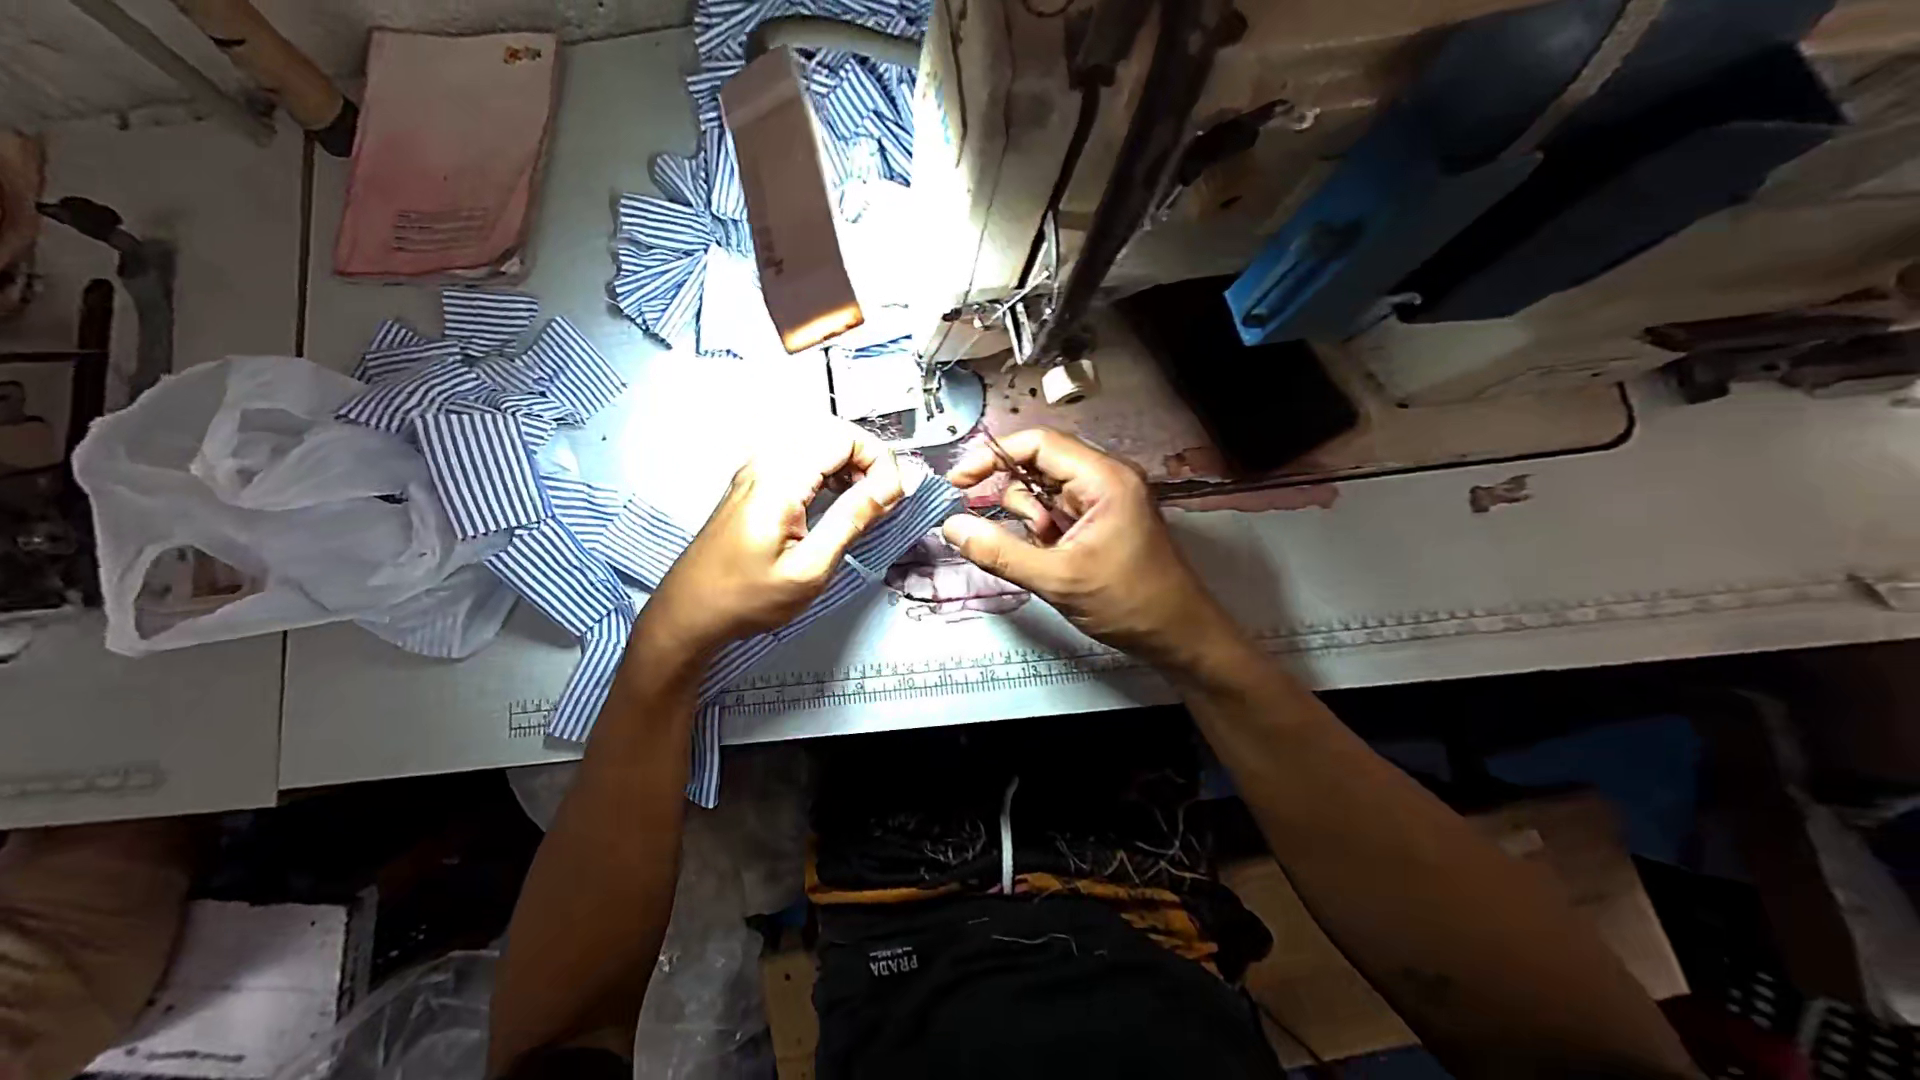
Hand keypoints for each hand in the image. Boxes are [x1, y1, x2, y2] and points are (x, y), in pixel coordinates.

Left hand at [640, 419, 903, 667]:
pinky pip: (801, 458)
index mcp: (778, 479)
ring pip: (818, 442)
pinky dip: (829, 471)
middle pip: (832, 432)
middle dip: (867, 459)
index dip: (879, 460)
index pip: (843, 437)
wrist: (690, 612)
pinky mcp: (755, 483)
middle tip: (883, 499)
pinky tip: (838, 501)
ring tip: (865, 503)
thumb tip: (892, 486)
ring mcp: (756, 470)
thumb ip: (853, 520)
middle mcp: (765, 463)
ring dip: (850, 464)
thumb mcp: (810, 568)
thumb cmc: (745, 599)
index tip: (893, 496)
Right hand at [941, 428, 1241, 673]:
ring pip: (1044, 490)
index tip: (960, 482)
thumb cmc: (1128, 603)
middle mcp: (1105, 478)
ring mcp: (1104, 500)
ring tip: (1042, 553)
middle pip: (1038, 465)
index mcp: (1104, 478)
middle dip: (1013, 496)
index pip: (1038, 443)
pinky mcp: (1100, 520)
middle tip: (999, 527)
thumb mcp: (1057, 579)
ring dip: (1029, 518)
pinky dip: (1042, 531)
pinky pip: (1057, 512)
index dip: (993, 456)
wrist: (1178, 635)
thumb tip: (952, 527)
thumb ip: (999, 552)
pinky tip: (1049, 558)